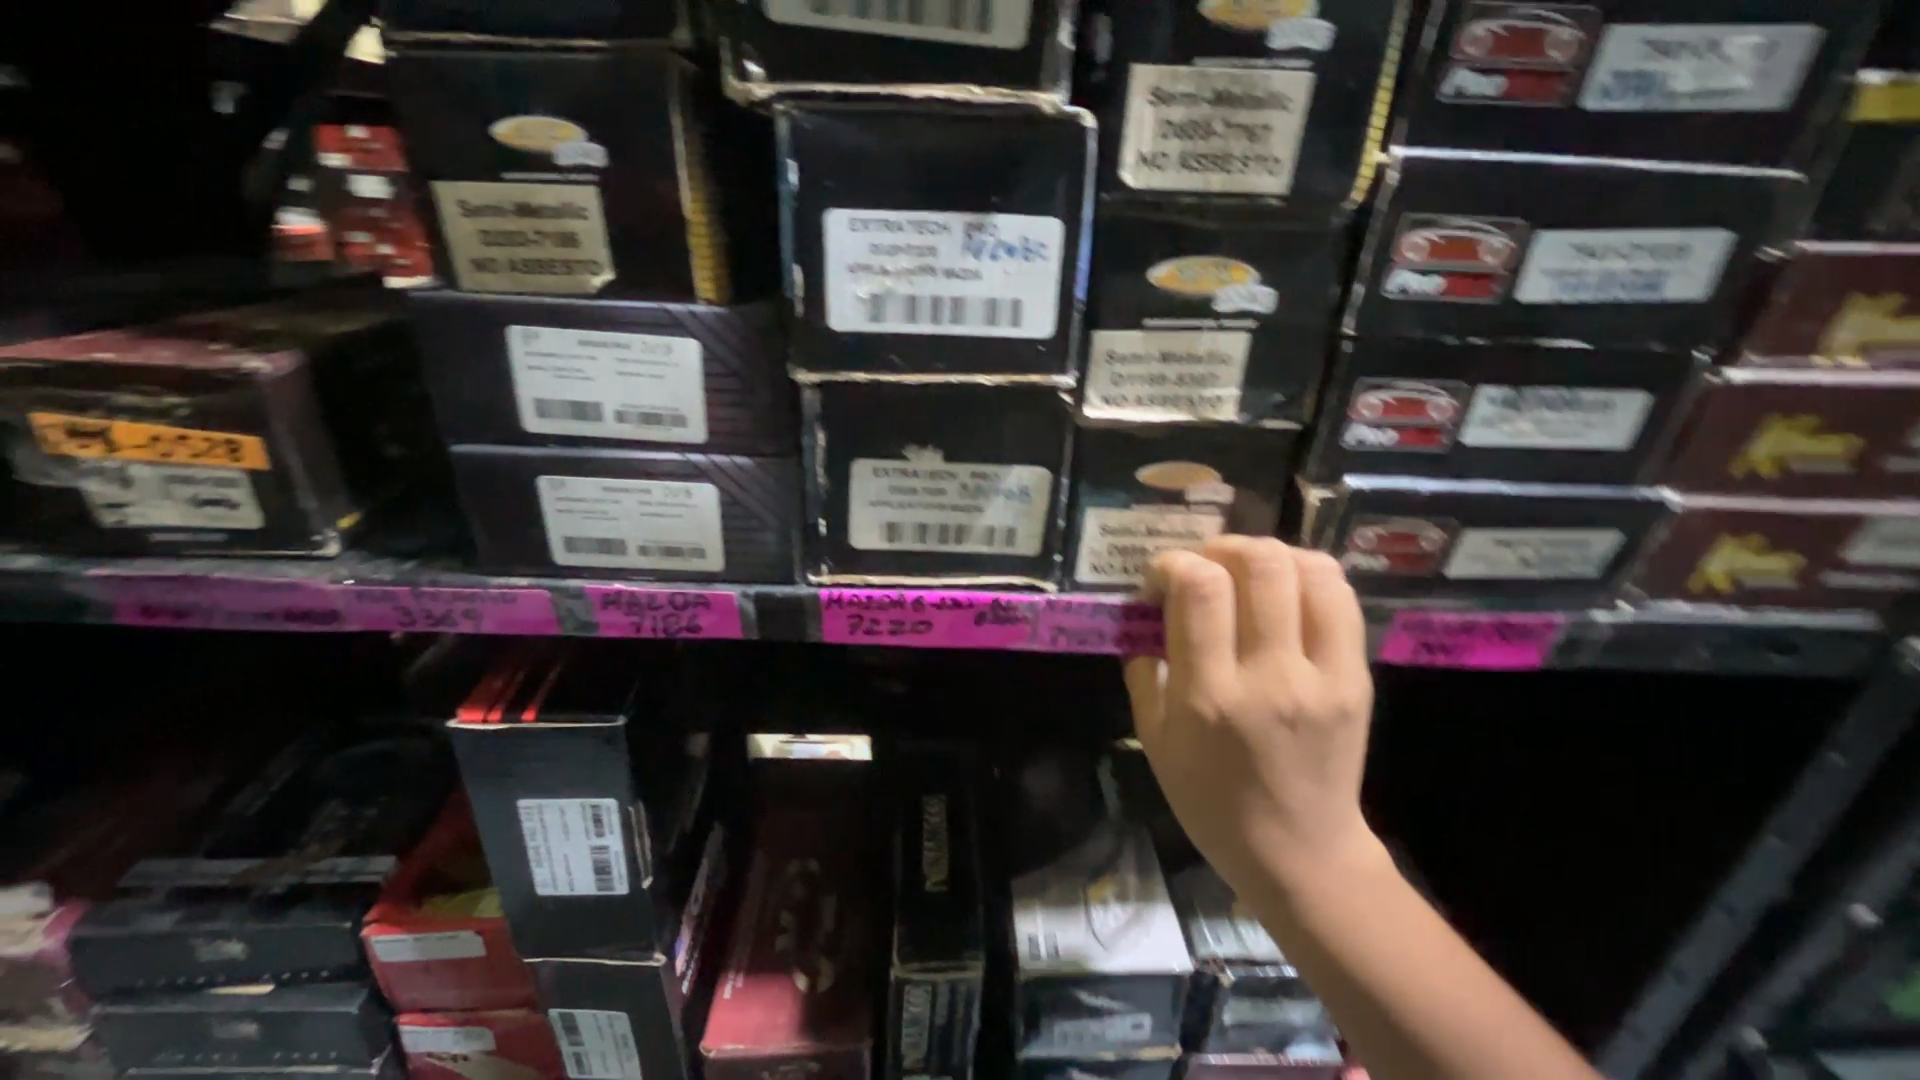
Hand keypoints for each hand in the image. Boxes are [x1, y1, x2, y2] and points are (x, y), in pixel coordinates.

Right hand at [1125, 537, 1385, 899]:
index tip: (1160, 578)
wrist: (1298, 851)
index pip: (1199, 589)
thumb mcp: (1155, 742)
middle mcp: (1270, 677)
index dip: (1173, 563)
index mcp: (1209, 697)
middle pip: (1259, 566)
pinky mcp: (1357, 679)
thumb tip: (1144, 614)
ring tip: (1247, 569)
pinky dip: (1309, 575)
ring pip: (1308, 571)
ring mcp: (1323, 676)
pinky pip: (1340, 599)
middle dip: (1222, 547)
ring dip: (1269, 554)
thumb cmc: (1211, 801)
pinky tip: (1286, 587)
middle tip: (1205, 565)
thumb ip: (1144, 671)